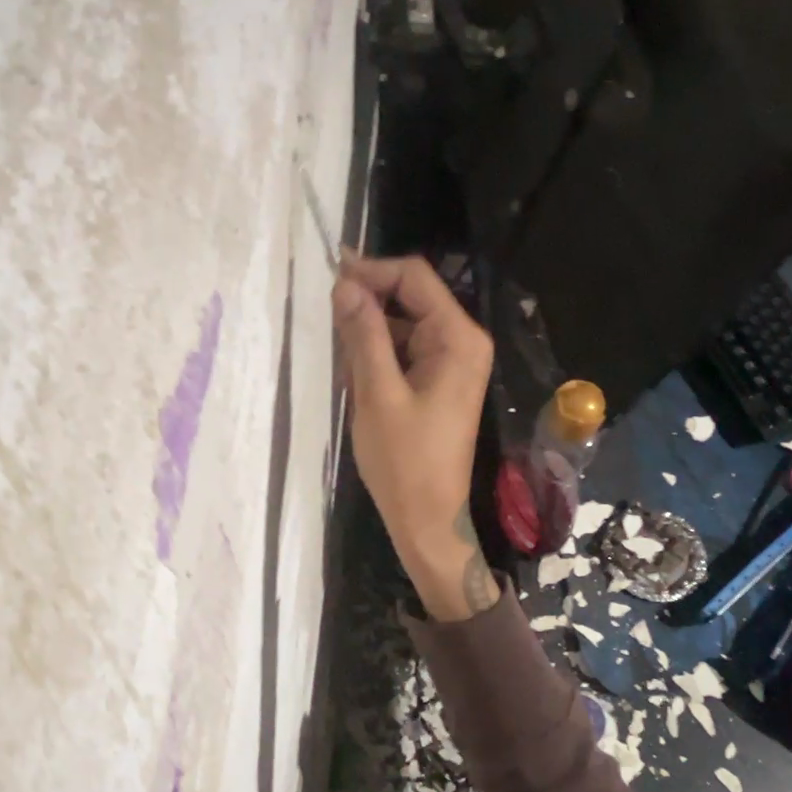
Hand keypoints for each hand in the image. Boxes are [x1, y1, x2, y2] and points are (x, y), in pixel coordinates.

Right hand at [333, 254, 500, 620]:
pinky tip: (357, 387)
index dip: (371, 271)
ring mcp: (452, 365)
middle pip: (410, 299)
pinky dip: (378, 361)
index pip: (414, 278)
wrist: (427, 520)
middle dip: (367, 310)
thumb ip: (363, 335)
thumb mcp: (377, 395)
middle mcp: (463, 343)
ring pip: (402, 327)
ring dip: (368, 339)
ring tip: (345, 372)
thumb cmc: (404, 462)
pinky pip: (405, 354)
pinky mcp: (439, 384)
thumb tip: (346, 284)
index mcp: (458, 339)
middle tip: (331, 334)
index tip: (328, 279)